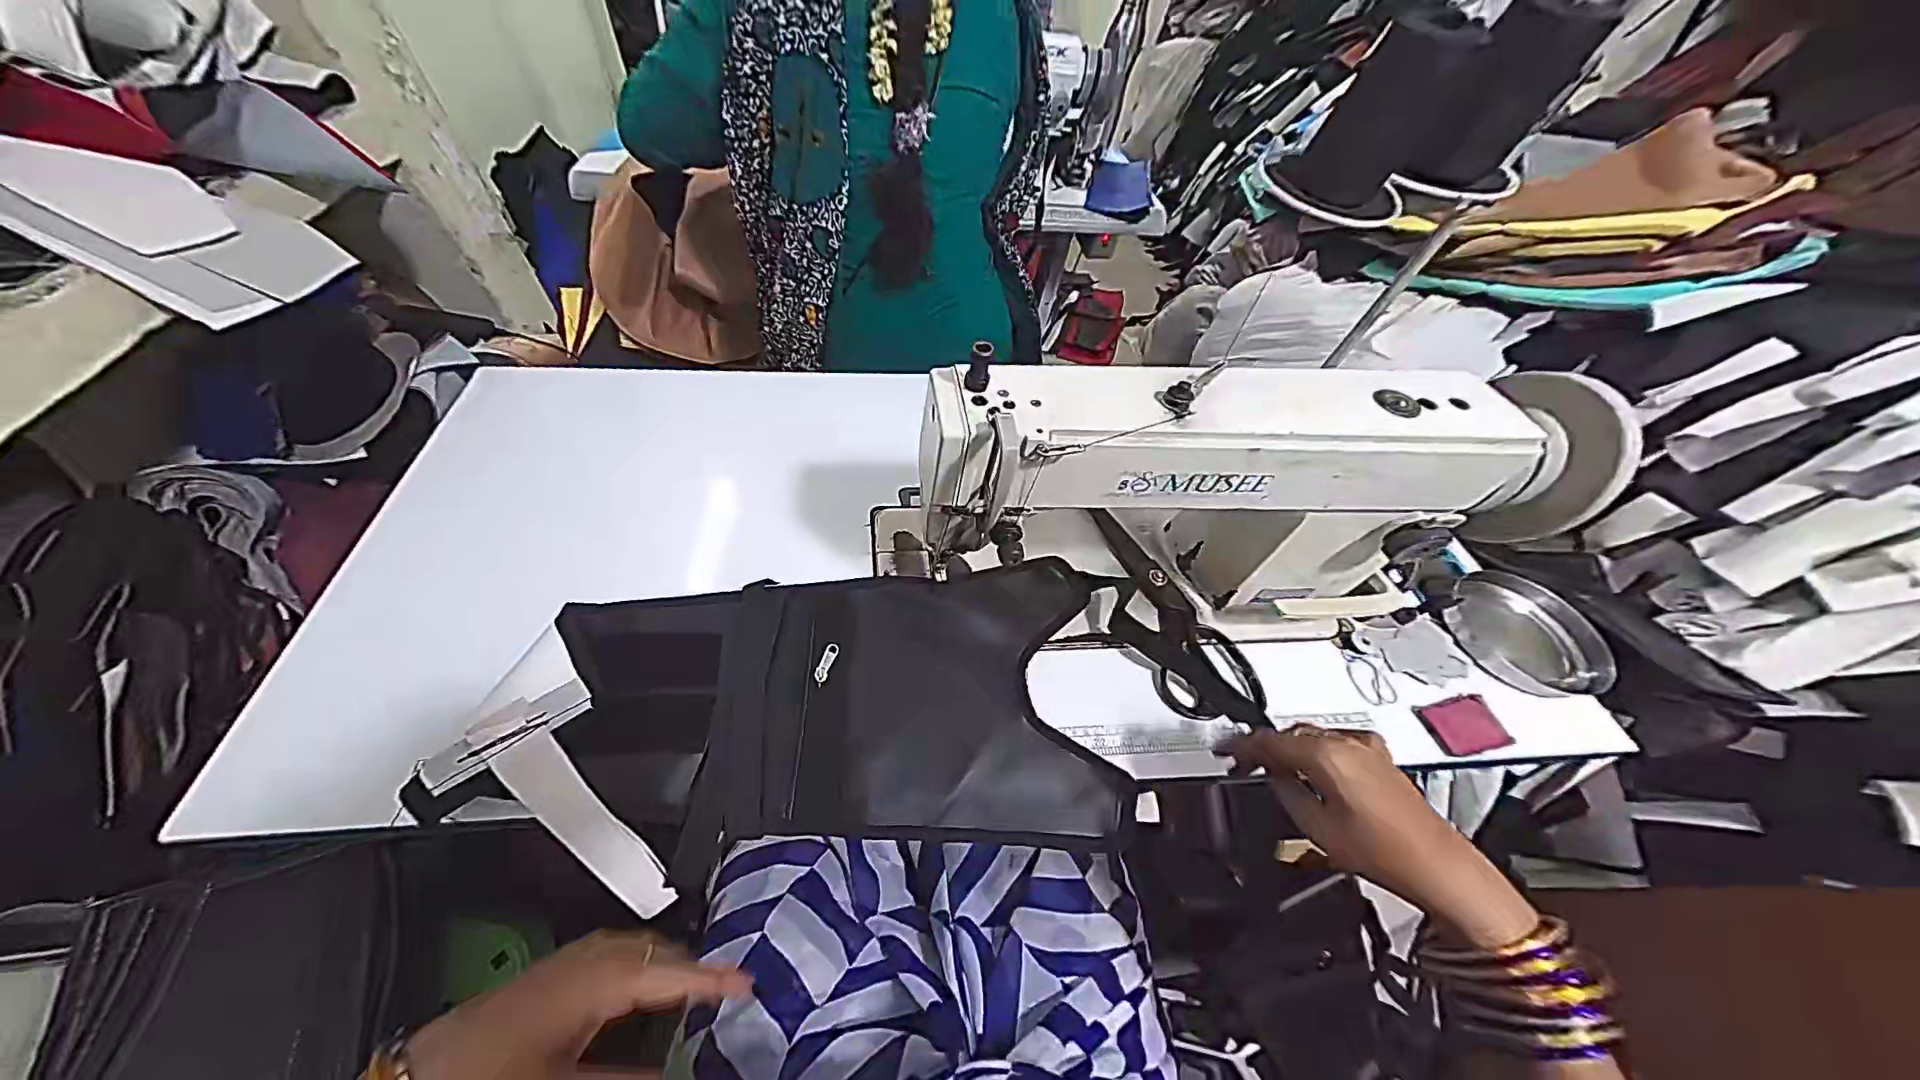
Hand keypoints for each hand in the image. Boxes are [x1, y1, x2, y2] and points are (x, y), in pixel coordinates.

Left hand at [404, 930, 750, 1079]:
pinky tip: (649, 991)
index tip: (747, 984)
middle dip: (699, 970)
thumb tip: (669, 1071)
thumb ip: (627, 1076)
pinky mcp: (564, 967)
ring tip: (699, 989)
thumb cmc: (486, 1074)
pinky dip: (649, 968)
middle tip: (730, 989)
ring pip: (646, 950)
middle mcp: (593, 957)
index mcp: (600, 979)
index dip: (714, 979)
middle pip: (664, 954)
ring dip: (674, 968)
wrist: (422, 1072)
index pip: (675, 972)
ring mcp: (577, 958)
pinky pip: (624, 954)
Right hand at [1227, 727, 1537, 948]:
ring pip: (1312, 735)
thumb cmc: (1386, 851)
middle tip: (1246, 761)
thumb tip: (1272, 776)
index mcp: (1325, 753)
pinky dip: (1316, 751)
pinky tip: (1311, 769)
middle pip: (1290, 733)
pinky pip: (1336, 742)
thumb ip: (1284, 790)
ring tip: (1274, 768)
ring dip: (1291, 748)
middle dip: (1266, 746)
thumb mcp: (1314, 826)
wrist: (1436, 867)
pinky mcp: (1380, 757)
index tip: (1229, 751)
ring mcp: (1366, 747)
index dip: (1242, 746)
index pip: (1269, 739)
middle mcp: (1347, 741)